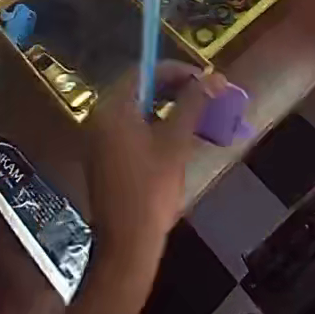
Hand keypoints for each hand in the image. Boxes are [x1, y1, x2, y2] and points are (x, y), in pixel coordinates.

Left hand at [86, 62, 226, 268]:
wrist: (128, 243)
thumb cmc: (151, 189)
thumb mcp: (176, 142)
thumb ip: (193, 104)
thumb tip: (215, 77)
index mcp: (113, 108)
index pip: (144, 71)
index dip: (177, 70)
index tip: (206, 78)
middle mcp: (100, 117)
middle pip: (140, 89)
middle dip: (175, 89)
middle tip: (206, 96)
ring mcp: (99, 138)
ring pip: (138, 110)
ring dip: (168, 108)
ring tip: (199, 116)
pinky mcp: (104, 157)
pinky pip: (132, 129)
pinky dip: (155, 126)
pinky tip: (179, 137)